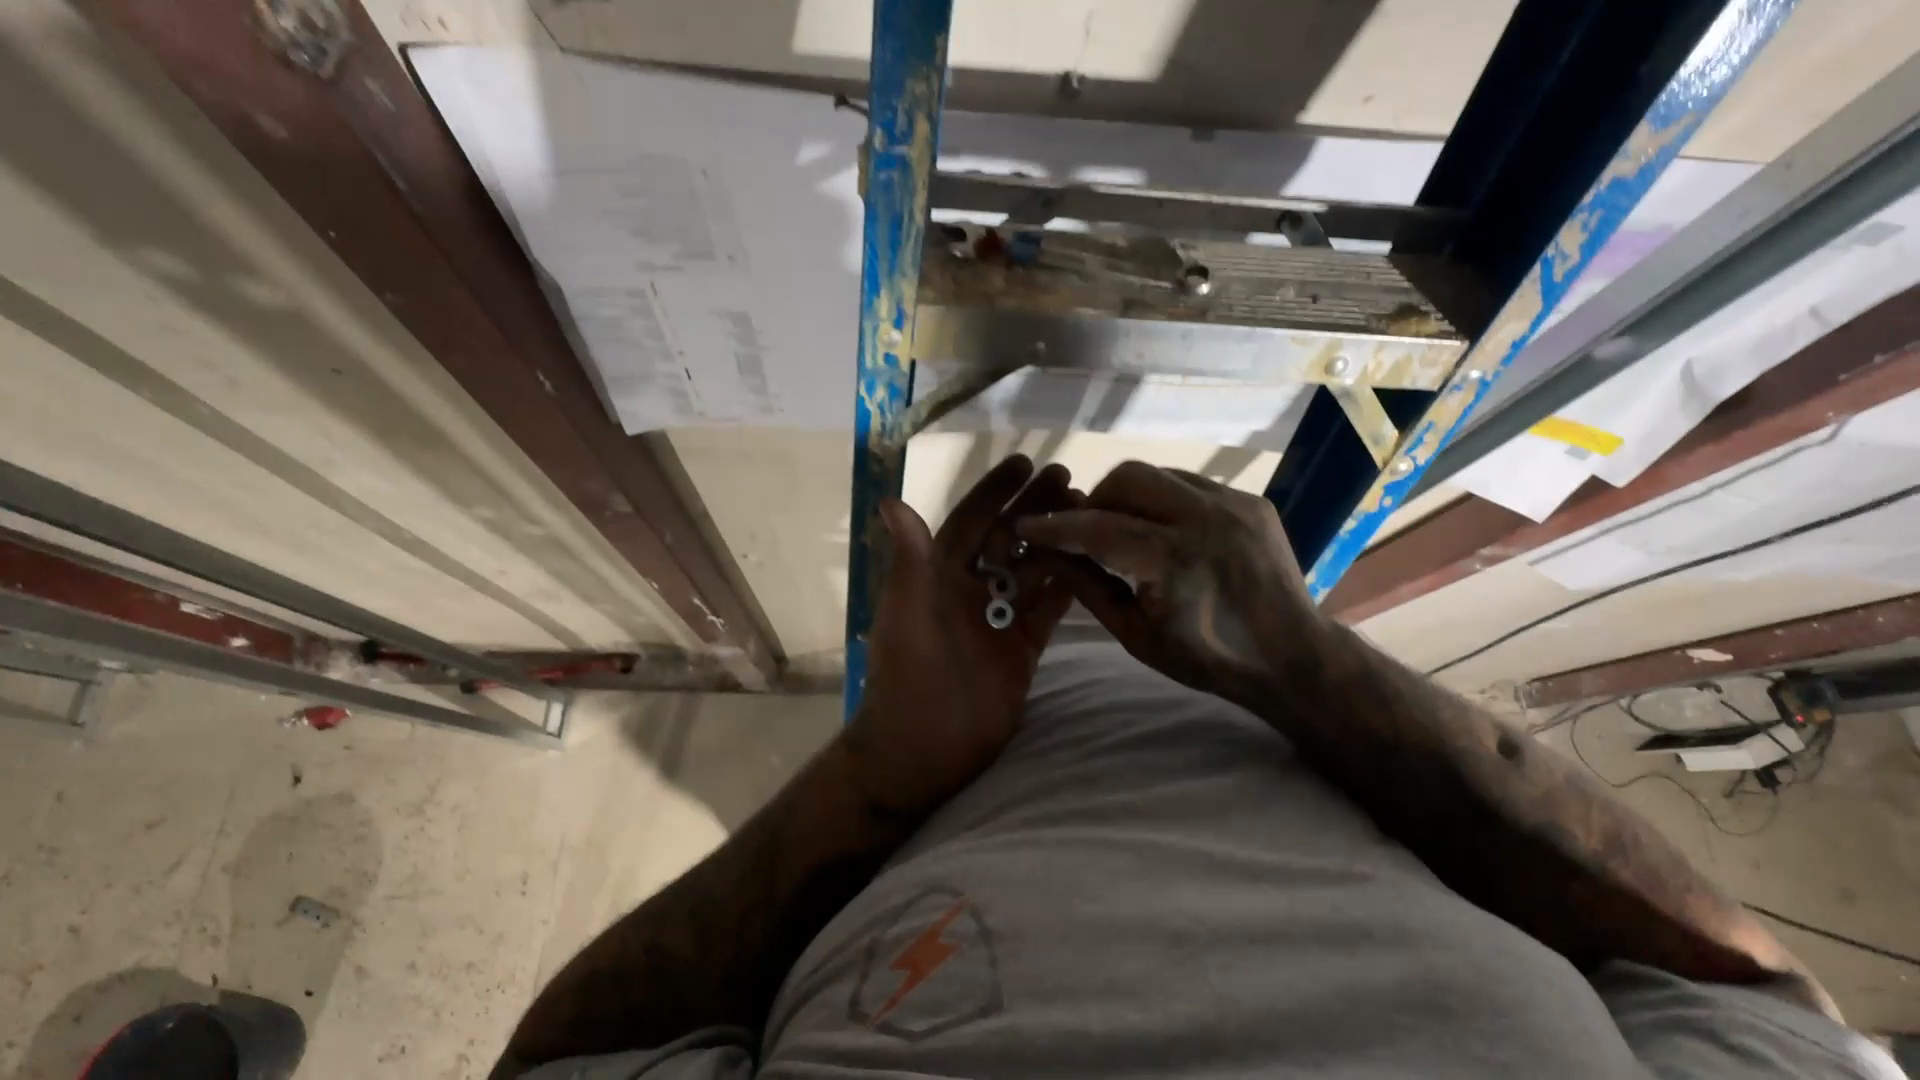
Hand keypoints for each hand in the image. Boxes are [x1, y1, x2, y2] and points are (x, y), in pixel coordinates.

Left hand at [846, 454, 1076, 817]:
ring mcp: (998, 618)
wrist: (924, 747)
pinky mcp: (1023, 648)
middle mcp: (969, 590)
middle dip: (1034, 508)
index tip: (1024, 462)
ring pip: (1033, 569)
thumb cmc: (906, 677)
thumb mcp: (905, 614)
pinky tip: (1095, 562)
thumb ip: (909, 560)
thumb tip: (891, 500)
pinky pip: (1049, 609)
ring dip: (1057, 541)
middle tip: (1068, 478)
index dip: (994, 493)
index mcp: (936, 576)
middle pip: (1008, 539)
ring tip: (1090, 511)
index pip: (969, 522)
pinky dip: (1069, 586)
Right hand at [1014, 461, 1324, 693]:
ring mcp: (1233, 503)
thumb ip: (1089, 588)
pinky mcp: (1250, 500)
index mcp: (1174, 562)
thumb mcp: (1137, 635)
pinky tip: (1167, 532)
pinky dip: (1164, 501)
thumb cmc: (1208, 659)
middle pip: (1128, 479)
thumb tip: (1047, 555)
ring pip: (1158, 474)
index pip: (1098, 528)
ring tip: (1127, 531)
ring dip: (1129, 496)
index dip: (1055, 526)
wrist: (1292, 656)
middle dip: (1096, 500)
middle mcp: (1205, 519)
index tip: (1026, 525)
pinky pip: (1189, 483)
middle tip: (1087, 532)